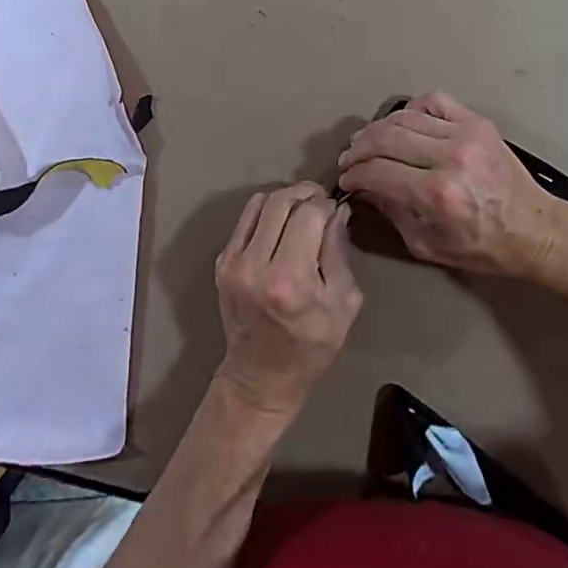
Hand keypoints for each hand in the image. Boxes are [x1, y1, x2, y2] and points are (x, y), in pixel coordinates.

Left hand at [213, 182, 363, 417]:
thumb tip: (337, 211)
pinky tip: (279, 225)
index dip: (326, 204)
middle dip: (306, 192)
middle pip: (282, 202)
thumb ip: (339, 252)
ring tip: (301, 209)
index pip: (309, 215)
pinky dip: (265, 212)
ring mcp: (234, 263)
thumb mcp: (344, 304)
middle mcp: (257, 266)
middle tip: (320, 199)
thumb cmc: (312, 345)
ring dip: (284, 198)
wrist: (261, 375)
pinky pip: (244, 219)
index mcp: (292, 281)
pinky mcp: (222, 263)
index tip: (336, 209)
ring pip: (260, 203)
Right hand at [337, 91, 567, 278]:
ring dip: (377, 129)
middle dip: (358, 149)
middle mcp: (450, 158)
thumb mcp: (427, 245)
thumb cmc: (483, 247)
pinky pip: (434, 102)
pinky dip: (412, 109)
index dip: (354, 174)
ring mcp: (466, 135)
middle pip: (384, 139)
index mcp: (437, 194)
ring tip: (368, 141)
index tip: (346, 179)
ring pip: (404, 117)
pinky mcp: (478, 123)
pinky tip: (404, 124)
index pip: (376, 171)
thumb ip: (392, 213)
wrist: (536, 231)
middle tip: (350, 159)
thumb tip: (365, 187)